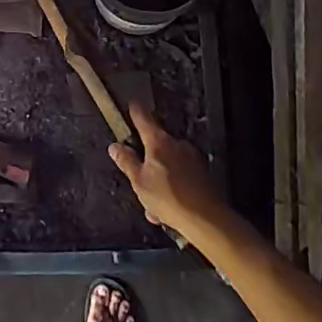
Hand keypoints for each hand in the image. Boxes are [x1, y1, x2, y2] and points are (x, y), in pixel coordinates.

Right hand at [108, 103, 231, 241]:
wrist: (205, 217)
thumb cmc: (169, 198)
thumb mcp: (139, 182)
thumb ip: (126, 162)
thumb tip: (115, 146)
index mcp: (159, 142)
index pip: (144, 119)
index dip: (136, 111)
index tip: (132, 104)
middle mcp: (177, 144)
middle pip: (156, 145)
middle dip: (148, 163)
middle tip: (142, 184)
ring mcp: (192, 156)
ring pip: (169, 164)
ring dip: (161, 180)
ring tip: (156, 207)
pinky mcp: (202, 171)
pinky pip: (181, 175)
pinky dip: (174, 187)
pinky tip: (169, 209)